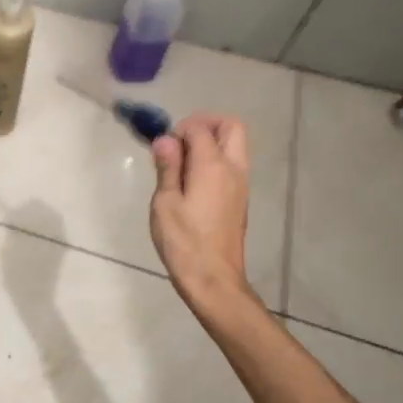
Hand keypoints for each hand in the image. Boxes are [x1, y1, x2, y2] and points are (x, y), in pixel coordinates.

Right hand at [149, 112, 255, 317]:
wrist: (213, 278)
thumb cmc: (183, 240)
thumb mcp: (165, 202)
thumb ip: (168, 167)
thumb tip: (166, 139)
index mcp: (213, 166)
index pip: (200, 129)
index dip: (179, 129)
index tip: (162, 148)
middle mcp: (234, 169)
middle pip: (231, 126)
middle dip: (206, 124)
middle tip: (180, 141)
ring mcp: (241, 184)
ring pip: (235, 145)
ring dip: (211, 142)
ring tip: (181, 163)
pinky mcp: (240, 198)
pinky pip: (232, 164)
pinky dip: (214, 160)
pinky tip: (190, 181)